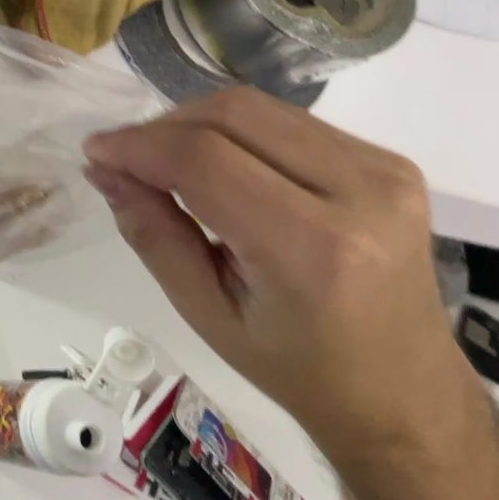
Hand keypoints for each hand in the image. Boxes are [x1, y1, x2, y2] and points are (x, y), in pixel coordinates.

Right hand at [83, 88, 485, 471]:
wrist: (403, 392)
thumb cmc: (295, 368)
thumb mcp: (204, 312)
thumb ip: (152, 233)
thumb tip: (104, 169)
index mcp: (312, 250)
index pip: (205, 161)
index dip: (139, 146)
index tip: (95, 152)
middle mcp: (360, 194)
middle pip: (233, 114)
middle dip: (163, 127)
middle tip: (125, 159)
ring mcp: (385, 171)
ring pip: (259, 107)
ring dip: (196, 124)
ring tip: (164, 163)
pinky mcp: (391, 162)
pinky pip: (289, 121)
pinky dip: (236, 132)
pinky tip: (218, 167)